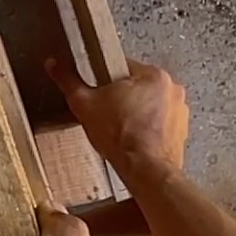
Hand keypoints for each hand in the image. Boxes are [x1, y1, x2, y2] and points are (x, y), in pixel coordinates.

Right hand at [46, 57, 188, 178]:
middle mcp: (171, 88)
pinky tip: (133, 138)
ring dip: (137, 111)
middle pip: (137, 85)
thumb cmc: (120, 137)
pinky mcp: (182, 130)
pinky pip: (160, 122)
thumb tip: (53, 64)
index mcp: (151, 74)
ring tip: (119, 127)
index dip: (104, 80)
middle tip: (106, 112)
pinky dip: (148, 127)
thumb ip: (68, 81)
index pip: (122, 66)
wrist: (145, 171)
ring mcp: (180, 110)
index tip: (97, 93)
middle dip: (122, 97)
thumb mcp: (84, 104)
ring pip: (149, 103)